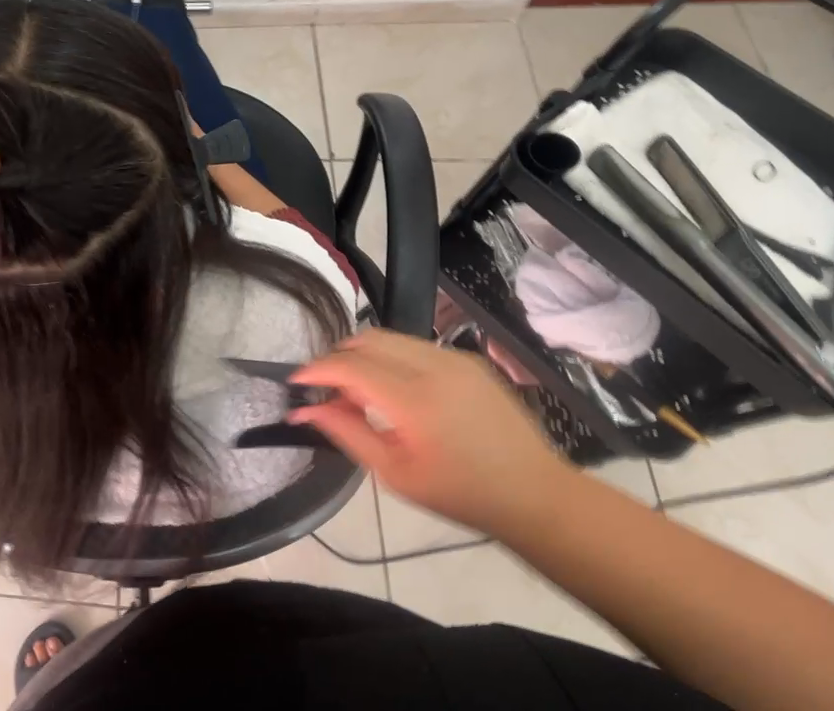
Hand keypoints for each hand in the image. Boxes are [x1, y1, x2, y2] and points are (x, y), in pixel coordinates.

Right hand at [289, 329, 578, 535]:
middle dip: (338, 357)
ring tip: (360, 392)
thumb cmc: (460, 493)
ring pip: (389, 338)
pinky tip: (394, 391)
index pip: (349, 365)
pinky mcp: (469, 361)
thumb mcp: (394, 473)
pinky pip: (415, 346)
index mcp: (415, 400)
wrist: (536, 495)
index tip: (296, 382)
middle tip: (328, 389)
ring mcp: (455, 359)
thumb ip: (346, 432)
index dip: (316, 369)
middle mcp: (435, 367)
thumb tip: (303, 408)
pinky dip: (391, 358)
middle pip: (367, 339)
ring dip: (364, 356)